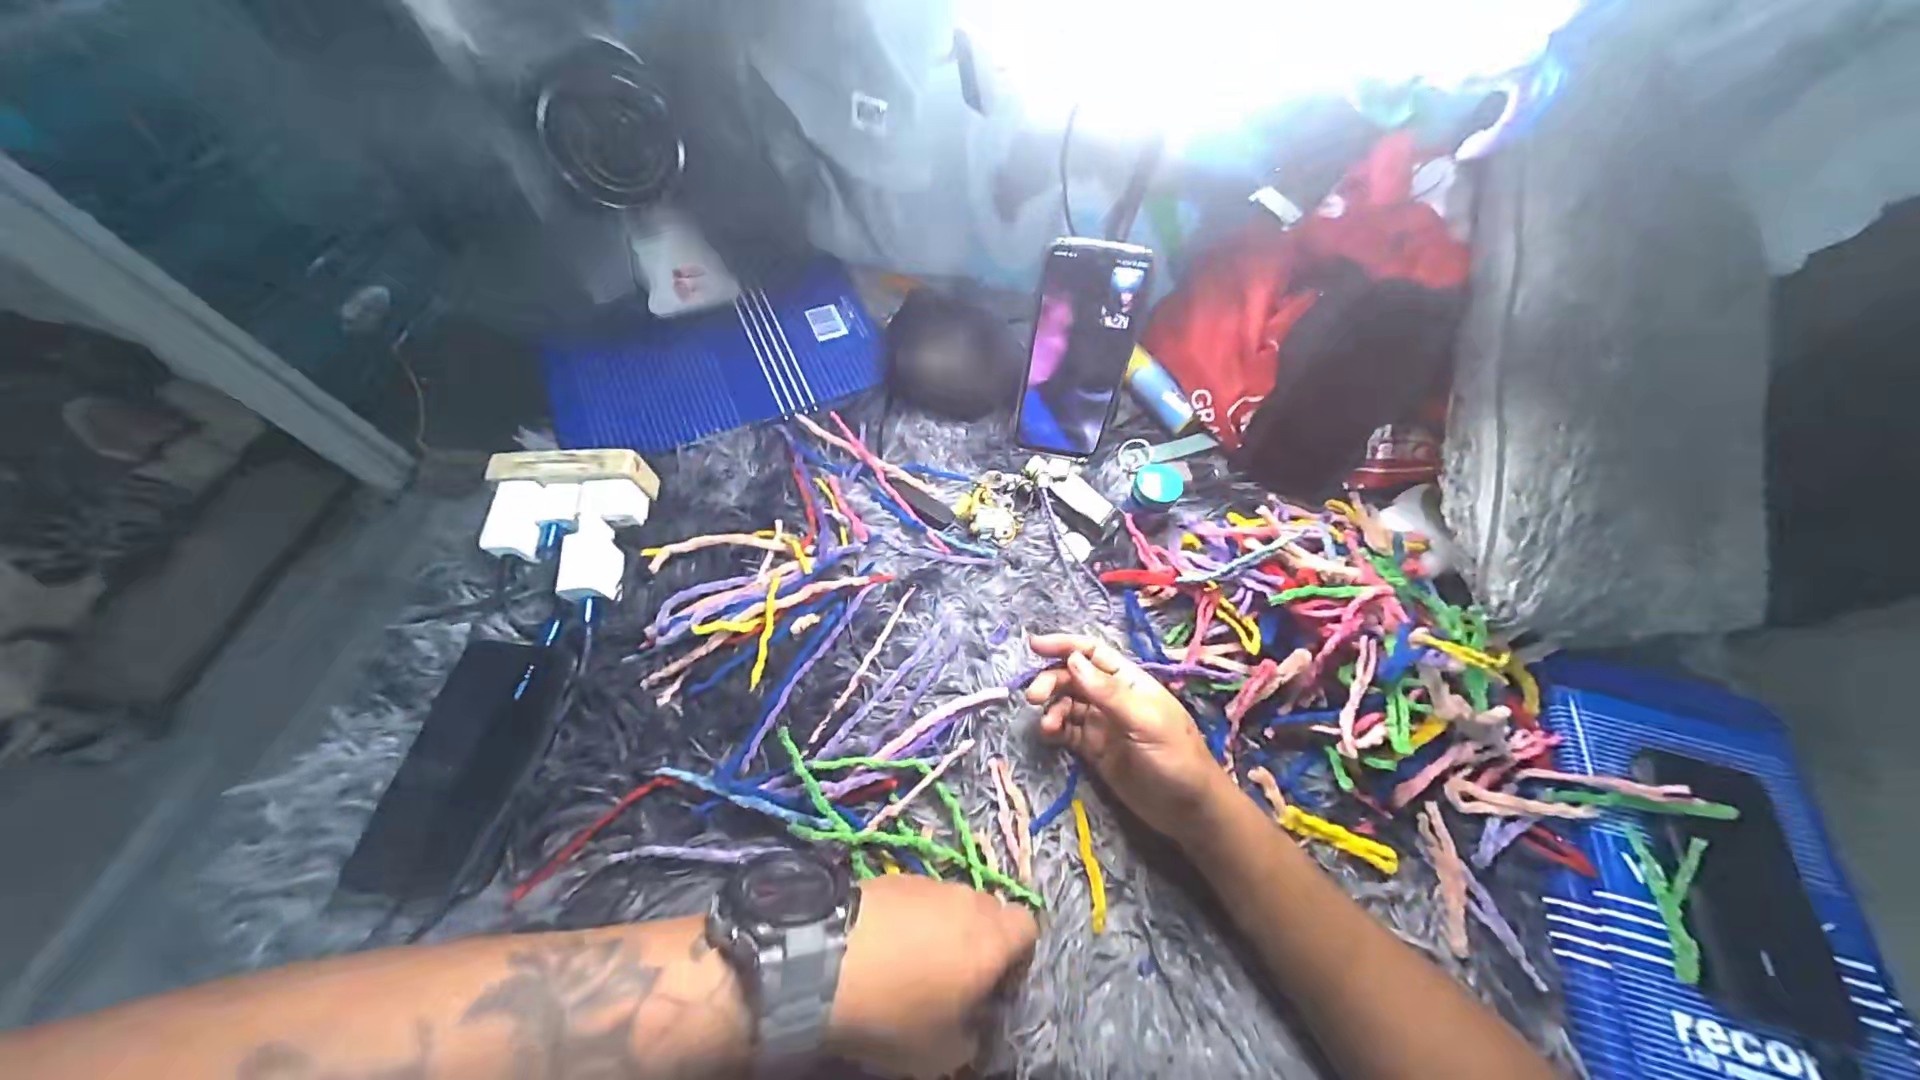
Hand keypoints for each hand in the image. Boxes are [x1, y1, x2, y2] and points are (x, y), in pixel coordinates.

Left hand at [829, 874, 1037, 1077]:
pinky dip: (914, 917)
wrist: (827, 955)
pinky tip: (888, 946)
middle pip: (990, 911)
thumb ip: (971, 1038)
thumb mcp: (940, 1053)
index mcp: (993, 938)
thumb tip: (973, 1025)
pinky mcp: (896, 877)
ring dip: (945, 927)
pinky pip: (920, 897)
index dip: (1019, 955)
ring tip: (916, 961)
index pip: (1028, 927)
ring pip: (954, 903)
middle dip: (981, 940)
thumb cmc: (897, 1009)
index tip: (996, 985)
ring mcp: (931, 883)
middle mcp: (968, 899)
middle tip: (957, 976)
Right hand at [1024, 632, 1233, 839]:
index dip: (1064, 645)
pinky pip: (1066, 730)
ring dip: (1051, 707)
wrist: (1189, 811)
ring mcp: (1101, 723)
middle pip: (1072, 676)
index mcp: (1128, 681)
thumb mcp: (1145, 721)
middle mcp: (1111, 697)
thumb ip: (1107, 692)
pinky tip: (1049, 734)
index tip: (1034, 645)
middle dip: (1051, 680)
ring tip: (1047, 726)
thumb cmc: (1176, 758)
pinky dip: (1053, 728)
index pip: (1092, 652)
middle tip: (1034, 696)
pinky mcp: (1093, 748)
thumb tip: (1072, 660)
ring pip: (1065, 703)